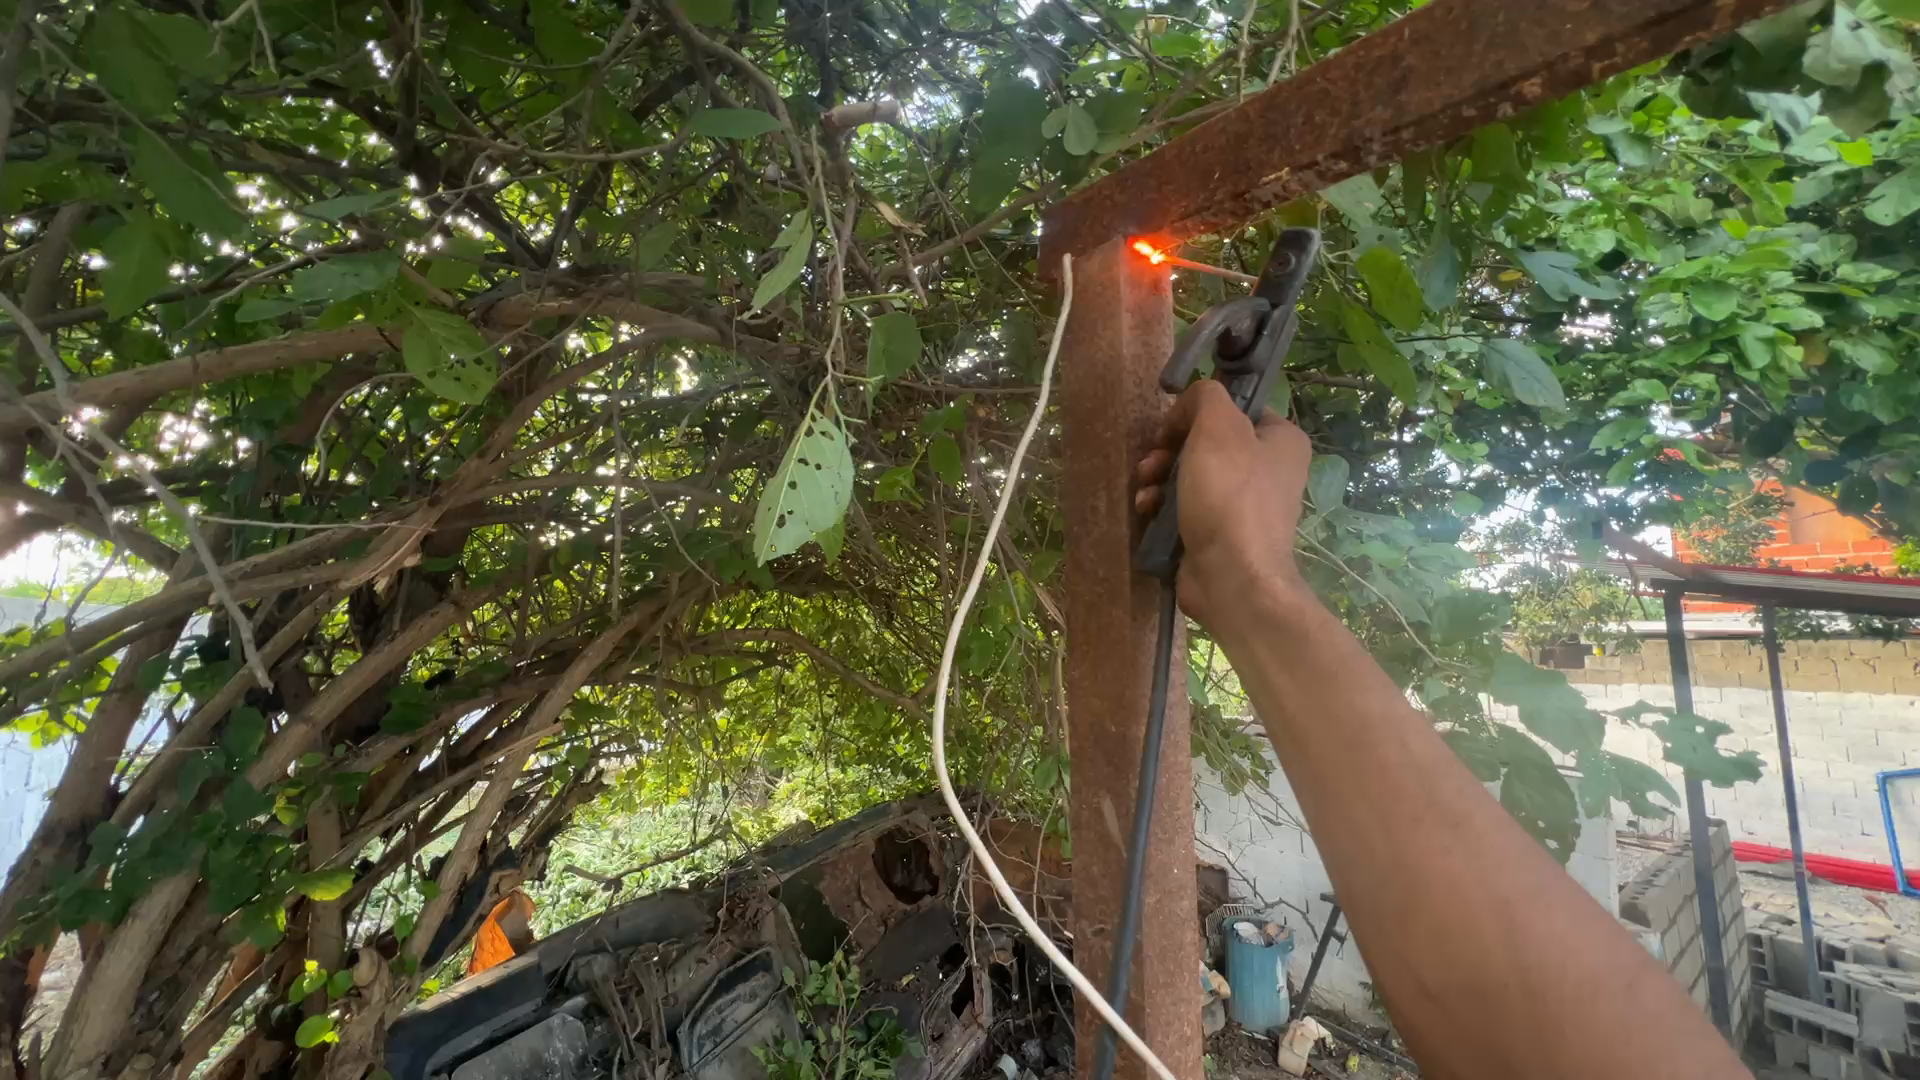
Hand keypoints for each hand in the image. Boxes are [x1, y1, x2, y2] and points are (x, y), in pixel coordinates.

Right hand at [1133, 380, 1310, 631]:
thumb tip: (1189, 403)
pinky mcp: (1218, 533)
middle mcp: (1268, 470)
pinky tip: (1147, 511)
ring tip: (1144, 488)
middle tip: (1151, 460)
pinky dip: (1162, 506)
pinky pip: (1184, 507)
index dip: (1196, 413)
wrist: (1232, 576)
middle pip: (1205, 443)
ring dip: (1158, 477)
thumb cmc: (1229, 495)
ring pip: (1189, 475)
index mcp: (1281, 440)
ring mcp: (1242, 505)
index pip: (1235, 409)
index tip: (1170, 426)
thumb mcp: (1217, 427)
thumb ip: (1204, 396)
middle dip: (1168, 450)